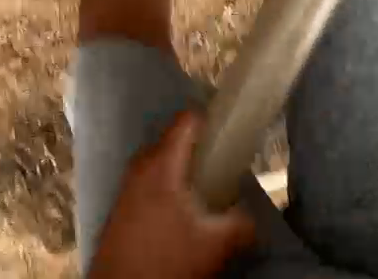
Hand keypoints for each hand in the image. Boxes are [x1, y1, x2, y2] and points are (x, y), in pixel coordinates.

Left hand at [88, 112, 256, 278]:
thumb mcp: (213, 245)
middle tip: (225, 168)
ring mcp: (128, 181)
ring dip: (184, 171)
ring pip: (163, 162)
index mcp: (162, 161)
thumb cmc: (166, 257)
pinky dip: (169, 185)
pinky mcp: (122, 201)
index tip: (231, 131)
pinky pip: (151, 179)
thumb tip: (255, 217)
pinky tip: (183, 211)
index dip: (211, 120)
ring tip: (208, 192)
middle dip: (201, 151)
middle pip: (176, 140)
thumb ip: (240, 225)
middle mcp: (141, 162)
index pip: (187, 119)